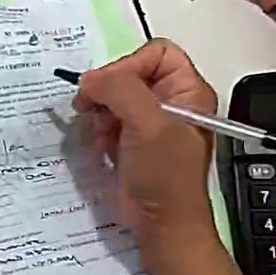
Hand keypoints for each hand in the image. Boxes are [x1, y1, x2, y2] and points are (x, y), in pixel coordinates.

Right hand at [74, 38, 219, 244]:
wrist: (160, 222)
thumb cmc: (163, 174)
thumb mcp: (147, 124)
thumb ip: (119, 90)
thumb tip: (88, 80)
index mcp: (187, 90)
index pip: (156, 53)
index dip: (128, 65)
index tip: (109, 89)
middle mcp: (169, 102)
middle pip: (130, 74)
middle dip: (107, 91)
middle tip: (91, 109)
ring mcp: (149, 123)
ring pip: (114, 98)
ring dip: (100, 113)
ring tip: (100, 133)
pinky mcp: (130, 142)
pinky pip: (107, 121)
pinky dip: (98, 130)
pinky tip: (100, 146)